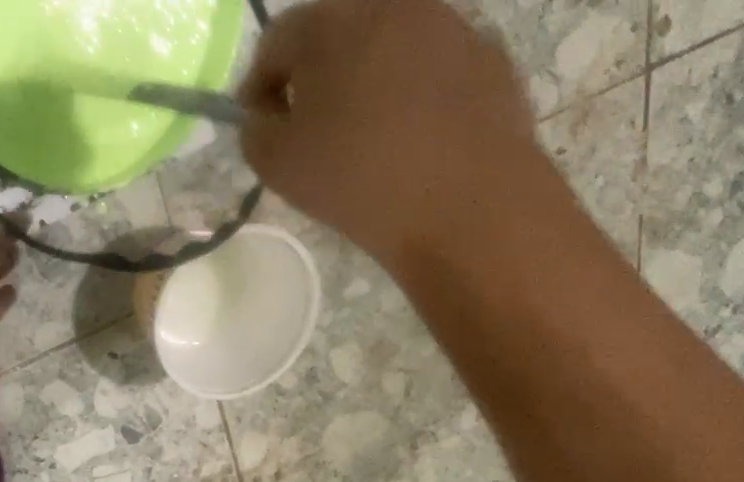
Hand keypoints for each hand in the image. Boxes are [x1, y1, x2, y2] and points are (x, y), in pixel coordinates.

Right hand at [238, 0, 557, 264]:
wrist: (464, 201)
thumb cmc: (356, 178)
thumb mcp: (276, 164)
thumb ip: (255, 130)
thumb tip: (266, 115)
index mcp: (330, 25)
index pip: (275, 41)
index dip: (259, 85)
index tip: (261, 123)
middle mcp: (390, 5)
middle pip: (335, 32)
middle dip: (316, 74)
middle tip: (312, 126)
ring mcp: (448, 23)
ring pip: (388, 45)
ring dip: (368, 78)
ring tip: (366, 133)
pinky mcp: (488, 53)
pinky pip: (433, 65)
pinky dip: (414, 91)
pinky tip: (413, 138)